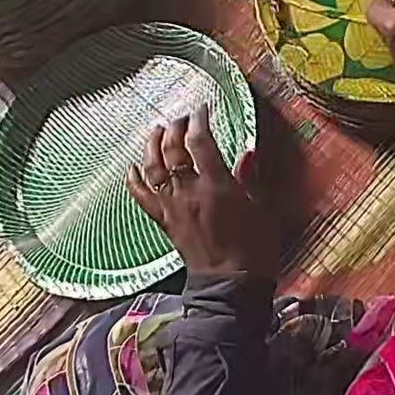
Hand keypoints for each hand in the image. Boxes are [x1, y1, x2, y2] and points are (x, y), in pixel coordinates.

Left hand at [126, 105, 277, 277]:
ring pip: (153, 169)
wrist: (231, 285)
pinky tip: (132, 167)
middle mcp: (189, 192)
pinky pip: (143, 197)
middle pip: (172, 150)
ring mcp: (173, 207)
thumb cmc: (254, 247)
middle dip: (174, 128)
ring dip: (151, 146)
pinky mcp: (165, 223)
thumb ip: (250, 179)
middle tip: (181, 118)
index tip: (202, 109)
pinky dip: (135, 180)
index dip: (199, 120)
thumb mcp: (262, 208)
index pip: (200, 141)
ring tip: (154, 130)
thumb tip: (248, 154)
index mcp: (216, 184)